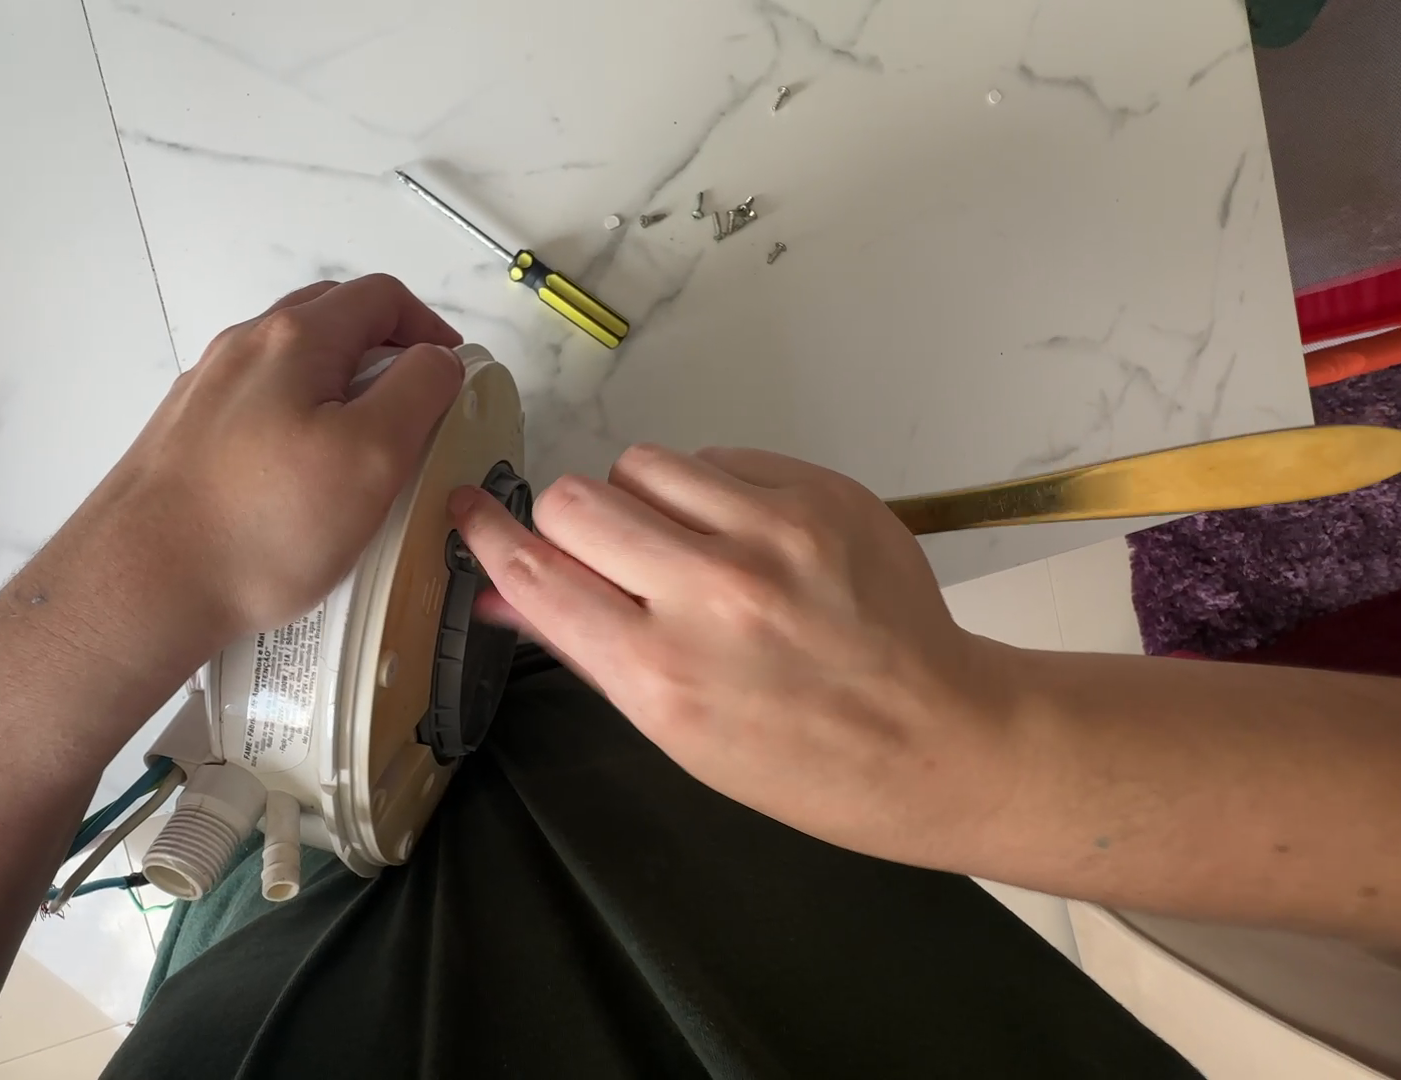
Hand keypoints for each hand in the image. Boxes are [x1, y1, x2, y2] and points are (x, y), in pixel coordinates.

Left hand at [58, 275, 462, 658]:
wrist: (142, 586)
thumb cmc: (266, 523)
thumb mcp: (374, 453)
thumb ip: (420, 390)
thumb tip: (437, 359)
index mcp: (295, 339)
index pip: (382, 297)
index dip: (431, 328)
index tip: (453, 375)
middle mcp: (243, 347)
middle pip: (334, 319)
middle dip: (387, 351)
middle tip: (416, 408)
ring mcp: (208, 389)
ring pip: (295, 364)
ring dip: (343, 386)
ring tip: (365, 447)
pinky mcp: (188, 433)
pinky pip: (263, 404)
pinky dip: (303, 417)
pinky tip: (305, 476)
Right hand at [451, 445, 1017, 864]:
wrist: (932, 738)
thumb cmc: (788, 757)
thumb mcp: (667, 723)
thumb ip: (575, 643)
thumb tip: (497, 592)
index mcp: (660, 672)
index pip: (537, 573)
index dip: (488, 535)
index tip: (467, 508)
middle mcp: (712, 592)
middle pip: (576, 498)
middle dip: (569, 521)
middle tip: (606, 553)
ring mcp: (775, 533)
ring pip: (641, 463)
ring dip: (639, 502)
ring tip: (684, 546)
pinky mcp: (822, 493)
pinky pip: (715, 458)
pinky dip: (707, 491)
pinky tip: (743, 537)